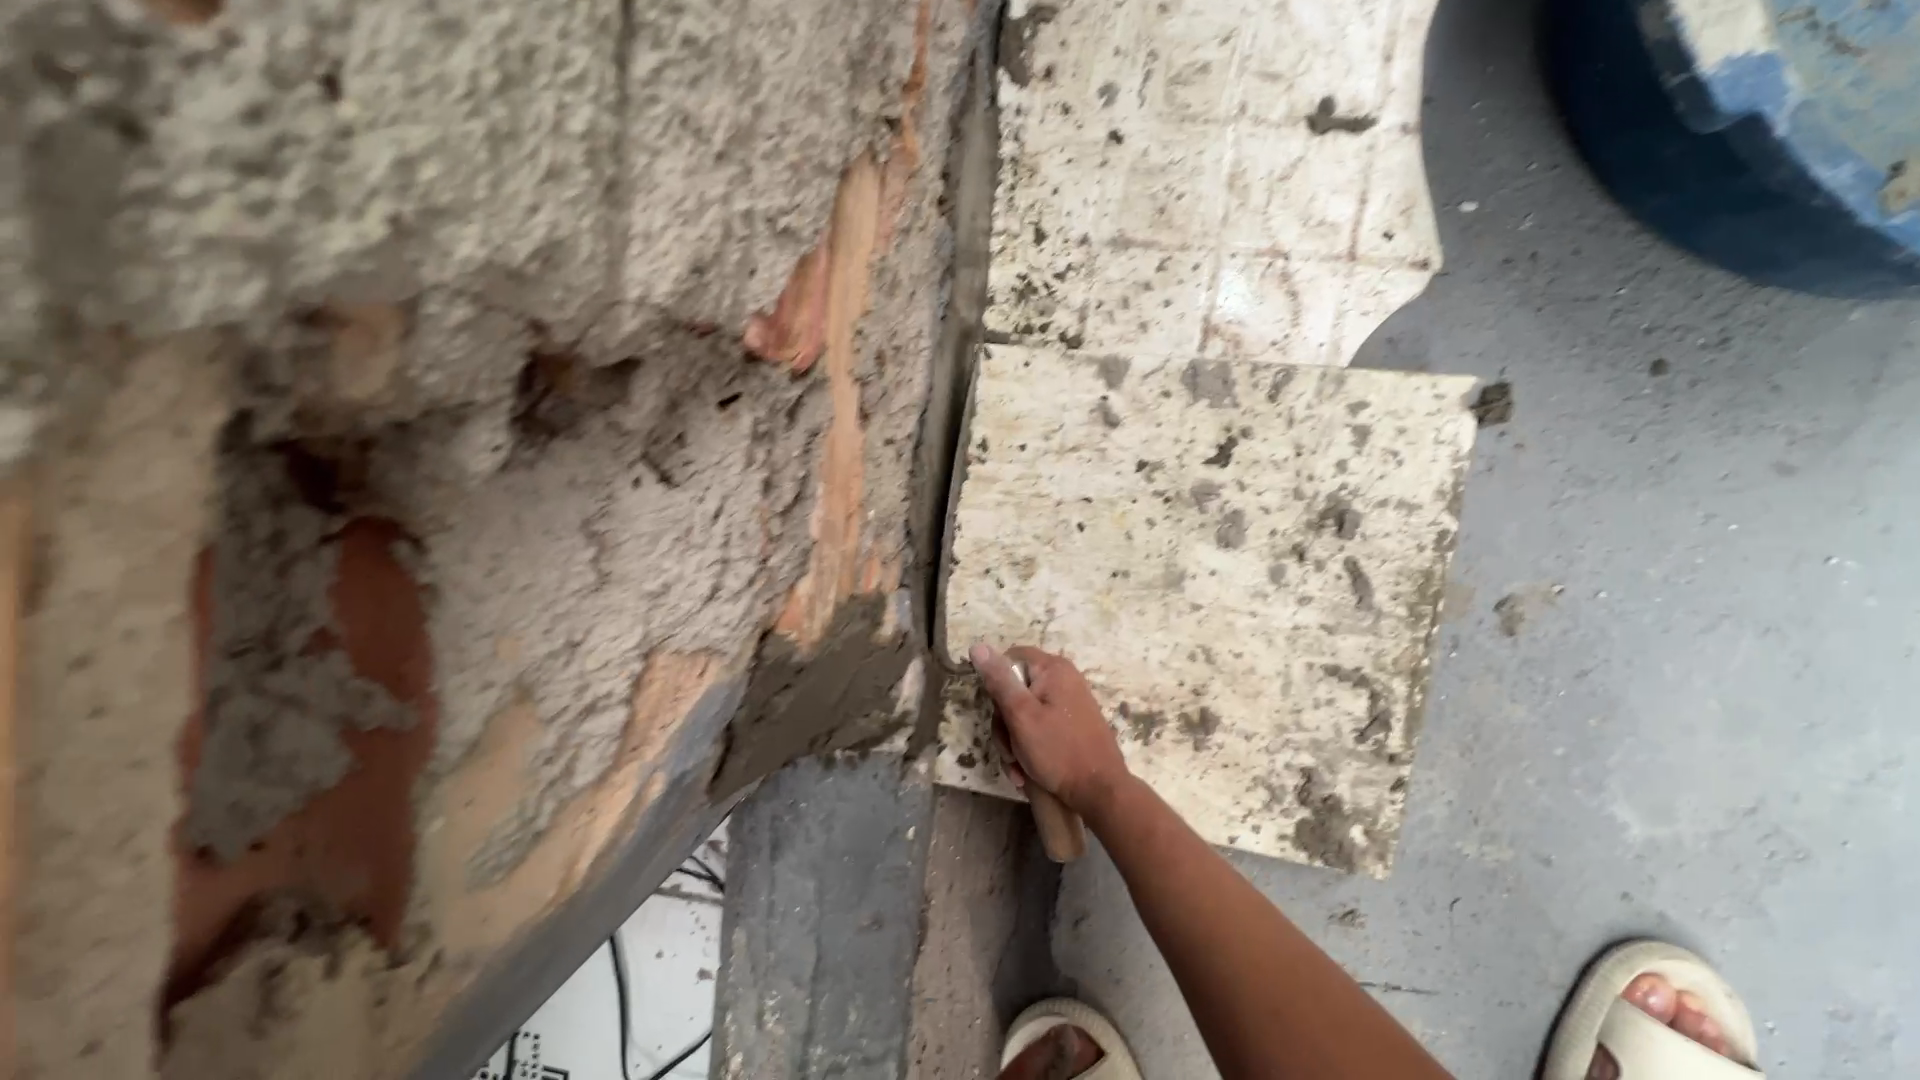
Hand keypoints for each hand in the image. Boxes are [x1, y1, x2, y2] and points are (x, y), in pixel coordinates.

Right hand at [969, 643, 1130, 816]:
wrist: (1099, 791)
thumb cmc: (1058, 751)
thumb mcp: (1021, 715)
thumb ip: (999, 681)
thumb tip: (978, 646)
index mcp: (1053, 669)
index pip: (1010, 659)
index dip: (996, 683)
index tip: (996, 711)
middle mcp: (1063, 680)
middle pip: (1014, 691)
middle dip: (1004, 725)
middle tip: (1008, 750)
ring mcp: (1068, 703)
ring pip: (1023, 715)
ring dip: (1013, 743)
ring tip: (1018, 769)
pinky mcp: (1070, 724)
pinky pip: (1038, 729)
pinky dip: (1028, 749)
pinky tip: (1026, 773)